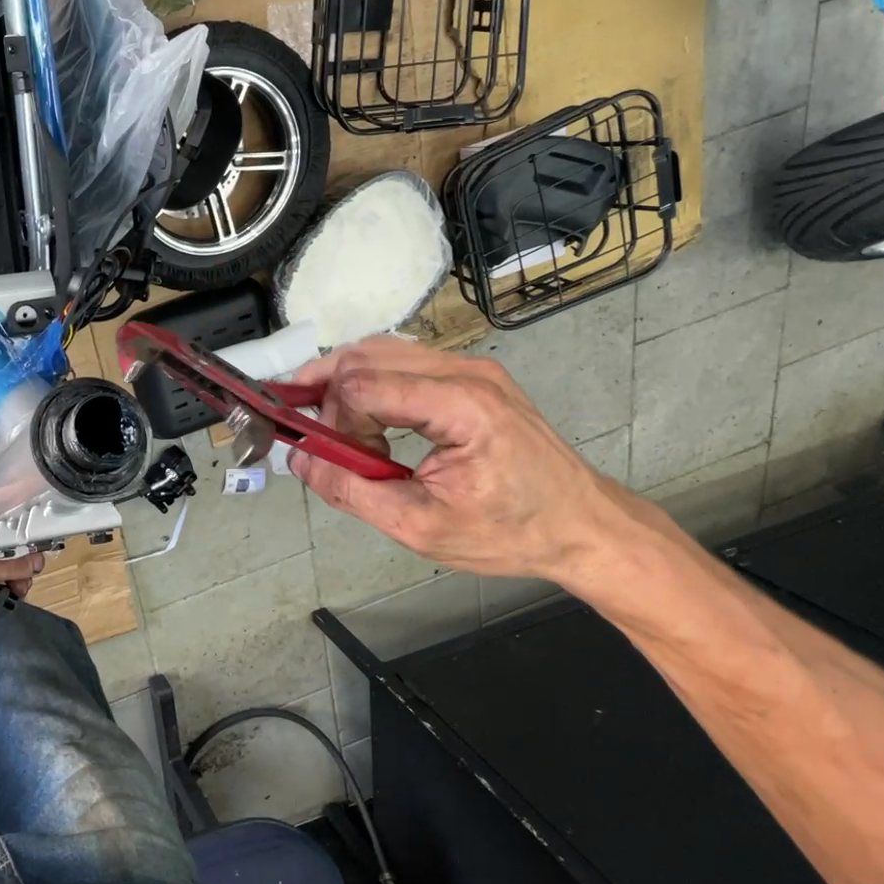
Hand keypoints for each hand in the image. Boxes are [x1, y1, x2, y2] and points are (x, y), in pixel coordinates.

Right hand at [287, 336, 636, 584]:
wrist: (584, 527)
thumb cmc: (510, 532)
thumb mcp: (419, 526)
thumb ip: (350, 490)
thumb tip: (299, 460)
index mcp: (461, 406)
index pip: (362, 385)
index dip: (334, 422)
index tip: (340, 460)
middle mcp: (464, 371)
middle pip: (362, 358)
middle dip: (330, 400)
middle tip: (331, 446)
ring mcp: (469, 366)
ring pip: (375, 351)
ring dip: (344, 387)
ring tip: (341, 432)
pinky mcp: (468, 373)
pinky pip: (398, 360)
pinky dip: (368, 383)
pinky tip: (365, 417)